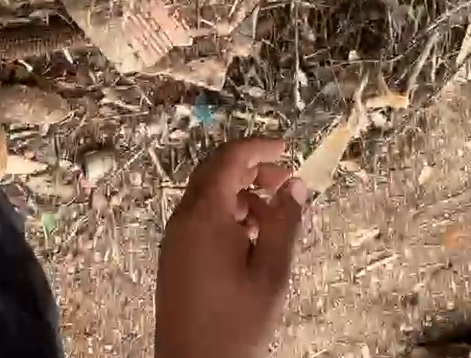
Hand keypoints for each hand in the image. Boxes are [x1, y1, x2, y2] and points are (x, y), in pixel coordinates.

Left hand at [155, 139, 306, 357]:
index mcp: (204, 213)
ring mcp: (175, 237)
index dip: (258, 147)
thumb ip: (284, 224)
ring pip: (208, 195)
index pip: (229, 159)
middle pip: (216, 172)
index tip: (286, 148)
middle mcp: (184, 217)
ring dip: (241, 193)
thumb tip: (296, 185)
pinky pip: (200, 217)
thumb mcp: (271, 273)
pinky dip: (226, 214)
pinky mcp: (174, 256)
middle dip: (251, 168)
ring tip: (273, 215)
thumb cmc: (236, 323)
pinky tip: (251, 238)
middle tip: (284, 179)